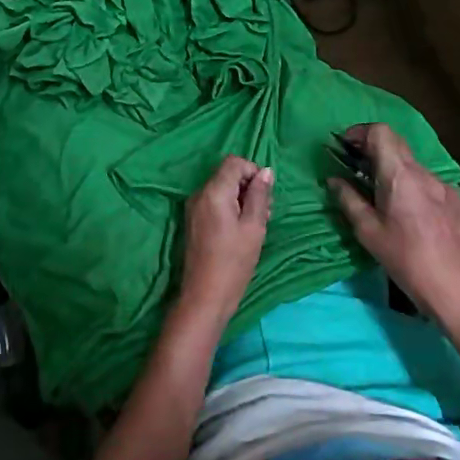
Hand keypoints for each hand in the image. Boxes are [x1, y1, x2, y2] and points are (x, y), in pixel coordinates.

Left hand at [178, 155, 273, 324]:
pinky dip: (231, 208)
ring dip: (242, 199)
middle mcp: (199, 194)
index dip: (253, 172)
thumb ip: (259, 195)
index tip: (265, 195)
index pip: (234, 163)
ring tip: (256, 224)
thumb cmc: (234, 262)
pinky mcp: (194, 222)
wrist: (204, 297)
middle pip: (227, 174)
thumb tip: (265, 171)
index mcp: (213, 192)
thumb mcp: (254, 226)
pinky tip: (241, 230)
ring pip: (222, 189)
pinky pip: (215, 203)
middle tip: (265, 212)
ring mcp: (194, 208)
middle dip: (249, 186)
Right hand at [329, 123, 459, 317]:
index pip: (380, 132)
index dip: (360, 132)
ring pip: (410, 161)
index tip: (345, 147)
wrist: (451, 283)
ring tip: (376, 190)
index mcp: (398, 175)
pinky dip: (407, 181)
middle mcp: (421, 171)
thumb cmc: (403, 257)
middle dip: (372, 147)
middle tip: (354, 165)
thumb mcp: (367, 231)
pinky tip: (403, 208)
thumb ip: (348, 199)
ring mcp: (440, 183)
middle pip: (395, 142)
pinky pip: (423, 179)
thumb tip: (334, 180)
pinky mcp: (451, 198)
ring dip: (390, 166)